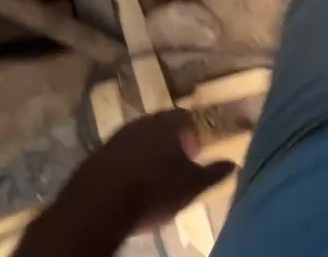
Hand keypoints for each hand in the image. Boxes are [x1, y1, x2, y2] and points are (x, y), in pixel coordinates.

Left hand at [59, 110, 235, 232]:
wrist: (96, 210)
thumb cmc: (153, 192)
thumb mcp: (191, 187)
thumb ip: (213, 173)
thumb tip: (234, 163)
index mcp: (169, 123)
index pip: (186, 117)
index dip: (192, 135)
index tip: (194, 155)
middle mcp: (142, 122)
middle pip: (160, 125)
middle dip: (169, 142)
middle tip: (174, 164)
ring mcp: (115, 138)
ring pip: (137, 139)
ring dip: (145, 152)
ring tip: (150, 175)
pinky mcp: (93, 157)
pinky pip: (116, 155)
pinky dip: (125, 165)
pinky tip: (127, 183)